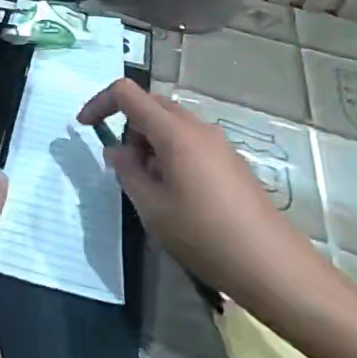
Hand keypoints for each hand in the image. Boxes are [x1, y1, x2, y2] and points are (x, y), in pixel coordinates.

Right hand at [78, 79, 300, 298]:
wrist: (271, 264)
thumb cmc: (203, 234)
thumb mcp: (151, 207)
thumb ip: (126, 172)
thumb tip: (116, 151)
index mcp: (174, 132)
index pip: (127, 94)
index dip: (100, 103)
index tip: (85, 127)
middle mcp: (198, 127)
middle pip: (151, 106)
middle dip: (128, 129)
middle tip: (124, 169)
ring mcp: (218, 142)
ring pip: (171, 125)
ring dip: (150, 144)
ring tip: (151, 189)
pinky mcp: (231, 161)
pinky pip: (190, 142)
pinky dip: (171, 155)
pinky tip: (178, 196)